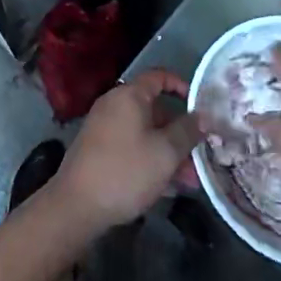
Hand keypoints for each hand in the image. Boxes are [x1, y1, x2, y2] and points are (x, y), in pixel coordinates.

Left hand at [48, 70, 201, 230]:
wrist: (78, 203)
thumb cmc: (126, 171)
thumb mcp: (166, 152)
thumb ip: (187, 131)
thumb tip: (202, 116)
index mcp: (129, 96)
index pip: (158, 76)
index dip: (182, 86)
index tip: (202, 107)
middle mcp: (114, 105)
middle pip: (155, 109)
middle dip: (180, 132)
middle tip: (201, 154)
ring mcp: (105, 126)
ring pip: (146, 132)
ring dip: (169, 152)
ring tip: (191, 180)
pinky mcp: (100, 148)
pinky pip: (133, 146)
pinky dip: (151, 159)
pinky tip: (168, 187)